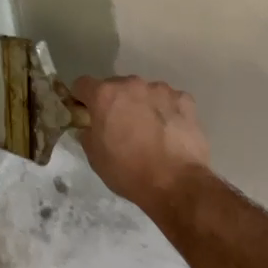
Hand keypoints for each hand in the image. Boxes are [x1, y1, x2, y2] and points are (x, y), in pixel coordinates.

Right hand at [70, 75, 212, 212]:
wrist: (176, 183)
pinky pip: (169, 101)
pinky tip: (170, 132)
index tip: (86, 114)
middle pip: (116, 86)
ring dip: (142, 105)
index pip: (82, 84)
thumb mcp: (95, 157)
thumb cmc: (128, 171)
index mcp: (105, 95)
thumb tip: (91, 127)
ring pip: (144, 92)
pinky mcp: (185, 99)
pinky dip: (166, 111)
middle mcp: (132, 84)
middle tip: (120, 127)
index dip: (81, 99)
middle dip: (115, 102)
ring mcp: (161, 89)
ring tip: (150, 131)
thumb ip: (88, 133)